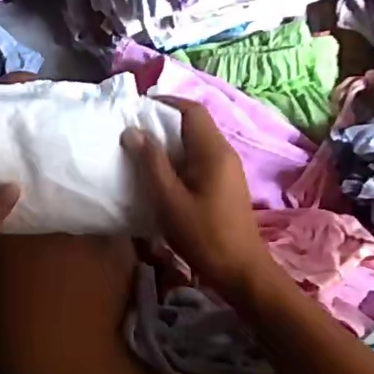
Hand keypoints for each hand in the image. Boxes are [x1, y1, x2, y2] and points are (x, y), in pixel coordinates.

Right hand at [122, 98, 273, 295]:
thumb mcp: (169, 200)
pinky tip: (162, 177)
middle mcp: (224, 153)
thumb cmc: (203, 235)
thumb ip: (151, 163)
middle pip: (194, 124)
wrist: (240, 270)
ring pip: (196, 143)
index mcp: (213, 151)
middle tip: (133, 134)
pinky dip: (179, 160)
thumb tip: (133, 131)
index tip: (137, 109)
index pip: (191, 110)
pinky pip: (200, 160)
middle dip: (163, 123)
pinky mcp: (225, 185)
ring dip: (170, 144)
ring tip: (141, 154)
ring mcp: (228, 170)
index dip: (165, 103)